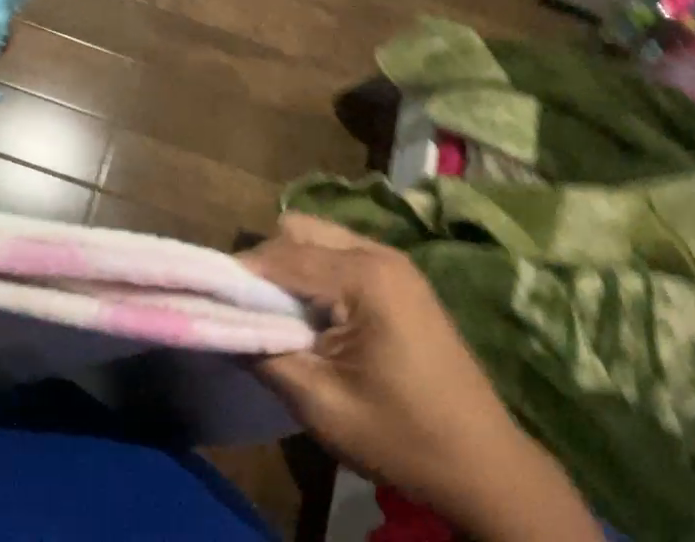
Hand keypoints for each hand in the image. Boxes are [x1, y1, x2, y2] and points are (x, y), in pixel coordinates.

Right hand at [240, 214, 602, 541]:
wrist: (482, 464)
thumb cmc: (400, 435)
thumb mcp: (320, 403)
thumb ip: (264, 354)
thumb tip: (219, 325)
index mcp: (365, 276)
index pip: (281, 254)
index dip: (240, 276)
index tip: (211, 301)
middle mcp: (381, 253)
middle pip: (301, 231)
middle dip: (267, 264)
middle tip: (252, 314)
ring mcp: (398, 264)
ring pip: (321, 239)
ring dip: (293, 268)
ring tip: (282, 319)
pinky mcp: (404, 281)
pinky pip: (343, 256)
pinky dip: (318, 275)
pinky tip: (317, 320)